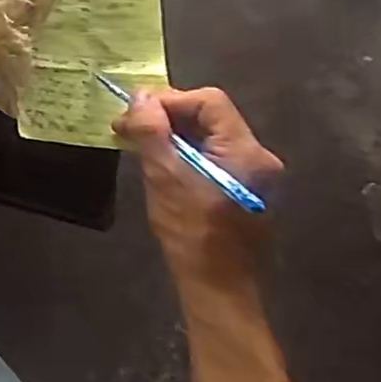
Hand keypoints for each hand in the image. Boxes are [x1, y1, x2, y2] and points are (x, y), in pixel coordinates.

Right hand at [114, 87, 282, 289]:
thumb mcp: (163, 176)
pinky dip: (177, 148)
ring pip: (204, 132)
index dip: (167, 100)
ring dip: (166, 131)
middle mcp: (255, 156)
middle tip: (124, 126)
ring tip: (132, 141)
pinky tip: (153, 159)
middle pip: (207, 114)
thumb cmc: (191, 230)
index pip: (208, 101)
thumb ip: (152, 131)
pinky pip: (205, 151)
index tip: (133, 114)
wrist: (217, 283)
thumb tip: (140, 97)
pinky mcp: (237, 184)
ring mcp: (249, 172)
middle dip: (163, 114)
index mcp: (245, 152)